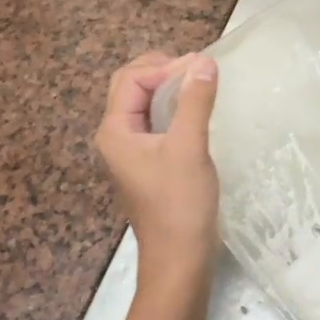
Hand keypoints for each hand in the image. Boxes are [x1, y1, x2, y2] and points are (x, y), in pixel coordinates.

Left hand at [95, 51, 220, 284]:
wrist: (179, 258)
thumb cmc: (180, 203)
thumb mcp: (189, 147)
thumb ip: (195, 101)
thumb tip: (204, 61)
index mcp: (115, 131)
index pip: (131, 78)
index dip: (164, 67)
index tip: (200, 67)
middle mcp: (116, 138)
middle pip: (132, 87)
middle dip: (163, 71)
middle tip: (199, 69)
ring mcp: (131, 152)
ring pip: (144, 104)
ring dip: (169, 88)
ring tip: (201, 83)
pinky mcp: (149, 164)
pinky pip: (155, 123)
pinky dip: (174, 108)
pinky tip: (198, 111)